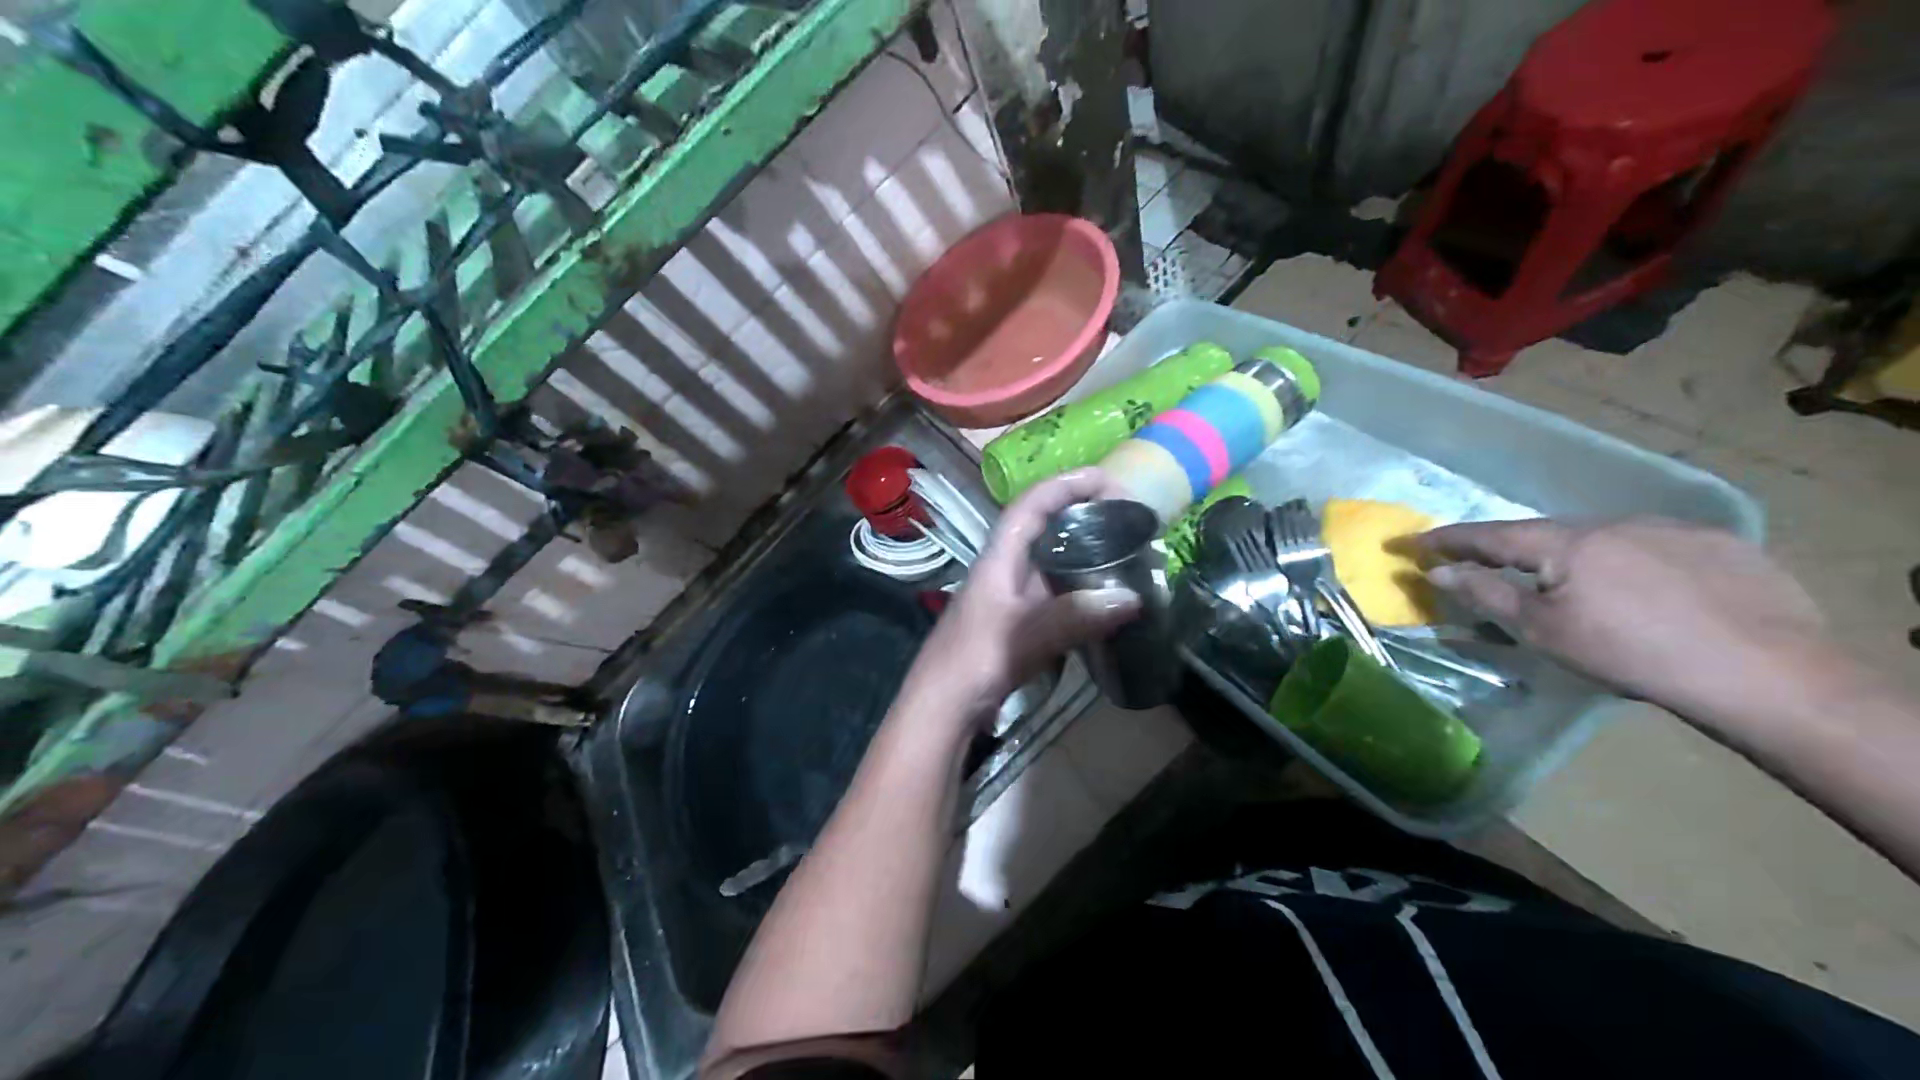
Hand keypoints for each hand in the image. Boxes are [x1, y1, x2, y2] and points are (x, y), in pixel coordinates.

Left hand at [906, 469, 1142, 717]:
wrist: (942, 709)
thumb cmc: (972, 661)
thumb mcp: (1022, 634)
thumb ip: (1073, 616)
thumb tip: (1131, 597)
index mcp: (999, 558)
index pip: (1032, 505)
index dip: (1067, 484)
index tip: (1107, 479)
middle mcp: (1006, 570)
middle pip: (1045, 528)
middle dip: (1083, 515)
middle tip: (1128, 518)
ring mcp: (1013, 599)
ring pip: (1054, 563)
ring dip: (1086, 554)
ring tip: (1128, 552)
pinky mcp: (1021, 626)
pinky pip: (1058, 596)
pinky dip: (1084, 592)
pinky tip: (1109, 602)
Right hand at [1419, 518, 1837, 720]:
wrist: (1769, 674)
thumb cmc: (1632, 655)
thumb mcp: (1543, 631)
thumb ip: (1486, 594)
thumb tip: (1436, 569)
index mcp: (1567, 542)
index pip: (1490, 534)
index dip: (1446, 539)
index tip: (1411, 541)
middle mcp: (1614, 522)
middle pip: (1545, 532)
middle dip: (1511, 548)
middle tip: (1488, 567)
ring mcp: (1672, 528)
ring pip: (1599, 537)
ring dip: (1571, 555)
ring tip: (1573, 586)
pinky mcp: (1721, 544)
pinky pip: (1650, 544)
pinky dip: (1626, 561)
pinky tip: (1643, 591)